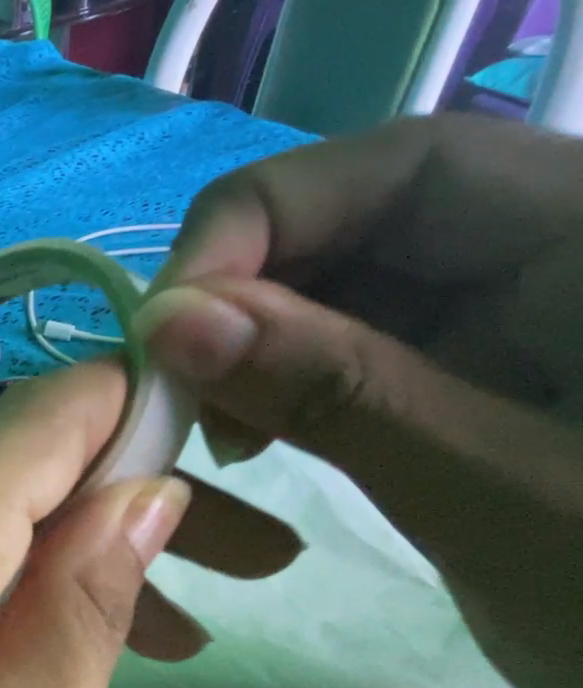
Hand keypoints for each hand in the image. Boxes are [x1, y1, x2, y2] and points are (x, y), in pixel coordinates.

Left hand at [0, 362, 299, 687]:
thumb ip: (81, 608)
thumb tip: (140, 492)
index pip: (39, 419)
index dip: (138, 414)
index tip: (228, 465)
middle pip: (1, 465)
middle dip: (118, 499)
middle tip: (246, 576)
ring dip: (53, 550)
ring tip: (163, 640)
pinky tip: (31, 645)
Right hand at [138, 115, 582, 687]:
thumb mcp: (506, 497)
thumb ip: (340, 393)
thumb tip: (167, 320)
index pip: (408, 166)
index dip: (263, 219)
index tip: (166, 323)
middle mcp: (553, 262)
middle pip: (354, 224)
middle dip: (237, 296)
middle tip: (171, 392)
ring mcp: (503, 329)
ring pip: (329, 293)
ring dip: (239, 349)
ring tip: (207, 431)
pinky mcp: (458, 388)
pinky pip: (334, 355)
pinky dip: (266, 389)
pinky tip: (240, 441)